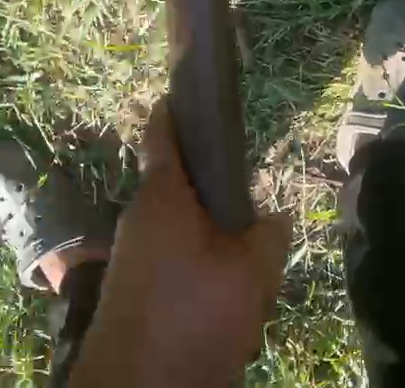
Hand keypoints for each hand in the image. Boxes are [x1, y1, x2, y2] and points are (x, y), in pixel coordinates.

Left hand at [69, 100, 290, 386]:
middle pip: (177, 182)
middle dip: (211, 182)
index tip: (190, 89)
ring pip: (178, 224)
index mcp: (162, 196)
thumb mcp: (251, 272)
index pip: (162, 134)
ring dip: (207, 227)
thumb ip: (269, 235)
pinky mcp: (133, 291)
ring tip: (246, 245)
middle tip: (251, 189)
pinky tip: (224, 283)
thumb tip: (273, 218)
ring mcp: (131, 257)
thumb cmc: (192, 316)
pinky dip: (197, 258)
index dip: (176, 109)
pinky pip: (172, 257)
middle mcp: (139, 217)